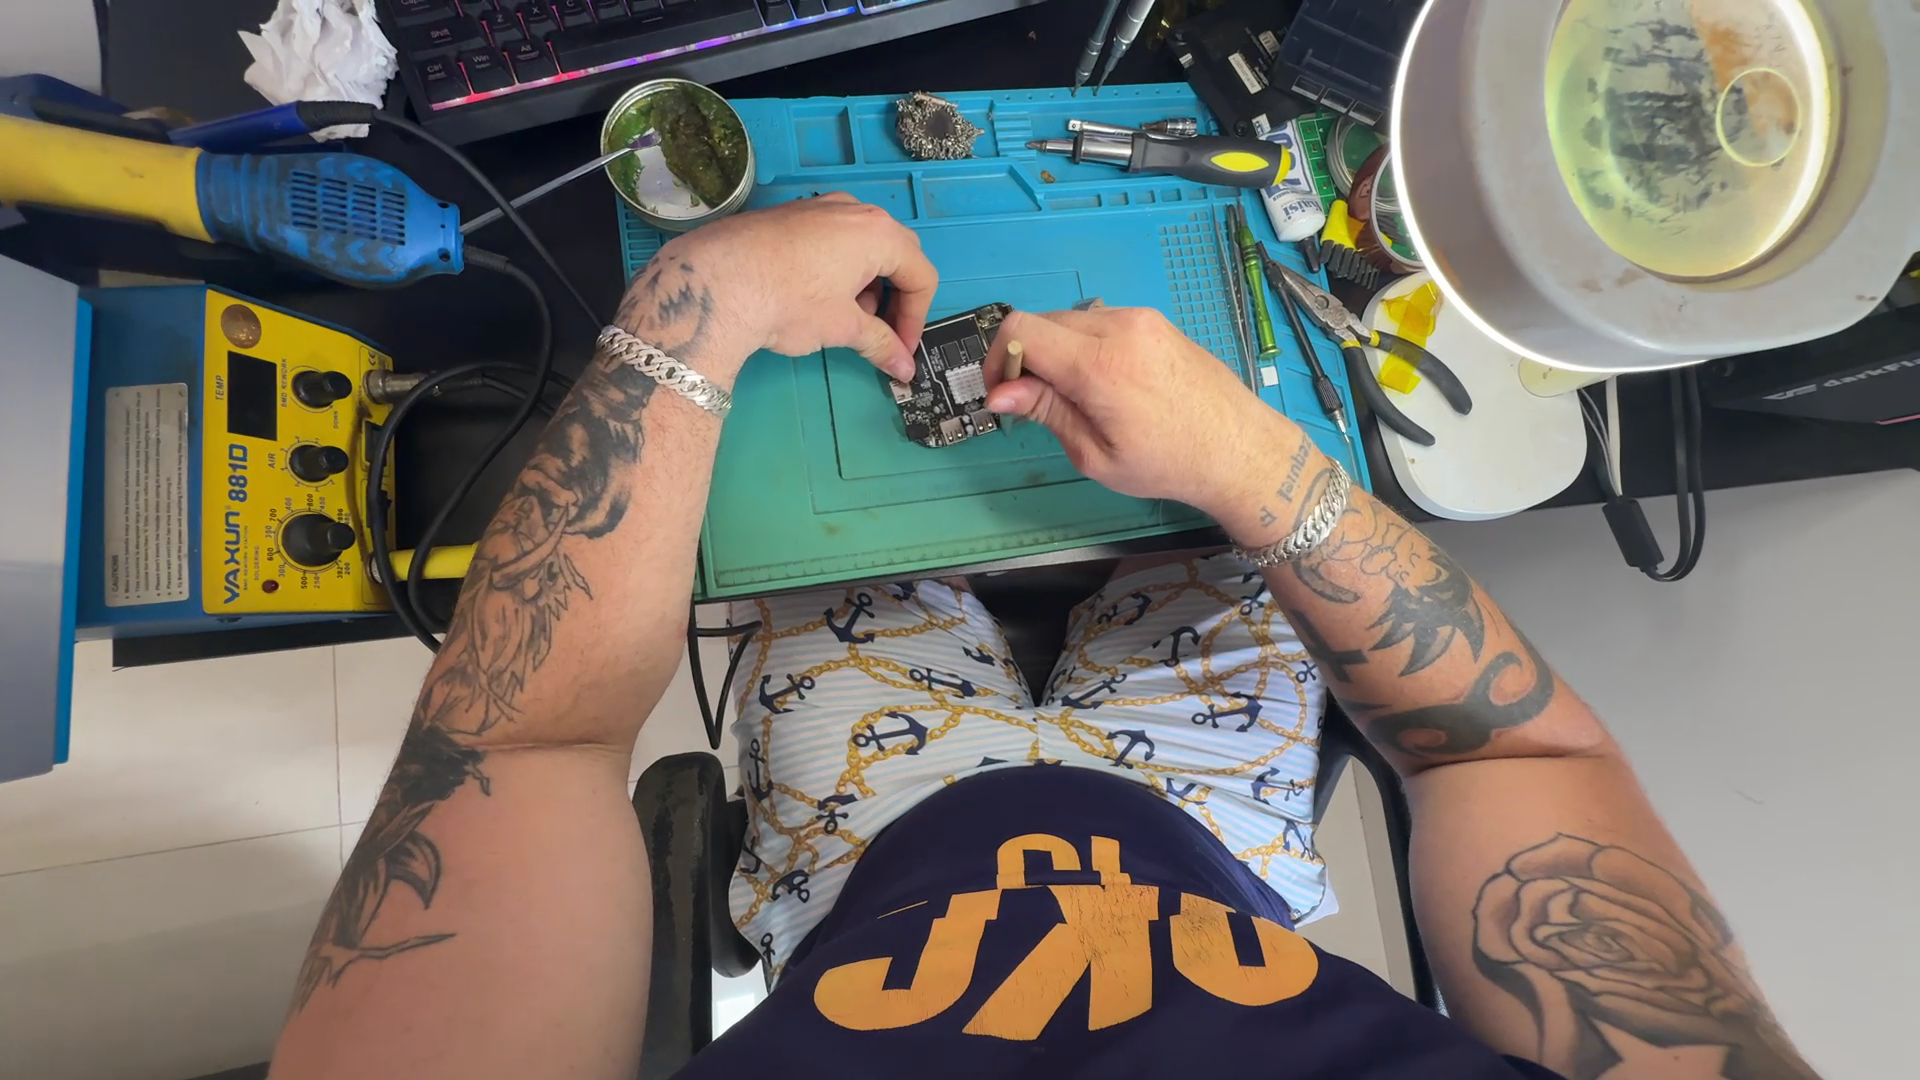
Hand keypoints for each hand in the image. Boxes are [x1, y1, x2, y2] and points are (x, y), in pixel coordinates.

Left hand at [620, 193, 935, 382]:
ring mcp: (822, 208)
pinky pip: (835, 241)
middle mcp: (856, 211)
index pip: (921, 276)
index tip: (900, 348)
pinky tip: (818, 299)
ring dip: (869, 286)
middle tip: (882, 334)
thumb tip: (904, 368)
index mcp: (879, 234)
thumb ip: (880, 345)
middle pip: (898, 256)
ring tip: (846, 319)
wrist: (718, 282)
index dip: (916, 319)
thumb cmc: (791, 302)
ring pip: (865, 247)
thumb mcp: (843, 328)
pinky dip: (842, 271)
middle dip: (896, 300)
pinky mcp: (793, 215)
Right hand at [983, 306, 1323, 542]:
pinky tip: (1100, 382)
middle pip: (1041, 321)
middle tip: (1033, 402)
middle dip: (1024, 358)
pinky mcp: (1153, 321)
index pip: (1020, 330)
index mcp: (1099, 364)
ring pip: (1068, 320)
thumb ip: (1046, 412)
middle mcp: (1118, 327)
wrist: (1239, 448)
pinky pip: (1098, 323)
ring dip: (1054, 352)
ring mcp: (1140, 318)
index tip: (1002, 393)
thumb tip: (999, 394)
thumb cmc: (1166, 464)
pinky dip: (1082, 346)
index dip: (997, 359)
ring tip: (1072, 396)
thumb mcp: (1094, 454)